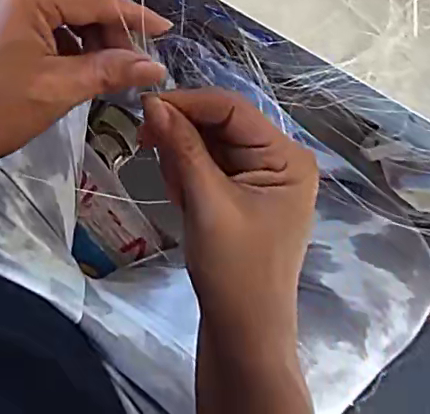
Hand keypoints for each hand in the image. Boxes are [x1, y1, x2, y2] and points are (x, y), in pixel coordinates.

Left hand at [0, 0, 170, 177]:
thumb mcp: (59, 88)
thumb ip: (110, 70)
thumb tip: (154, 65)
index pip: (93, 0)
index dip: (132, 17)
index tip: (166, 31)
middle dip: (110, 28)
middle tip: (134, 64)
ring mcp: (5, 7)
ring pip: (64, 12)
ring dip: (90, 37)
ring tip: (109, 73)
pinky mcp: (1, 25)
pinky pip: (45, 25)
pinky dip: (68, 44)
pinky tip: (81, 70)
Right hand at [140, 89, 316, 345]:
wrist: (241, 328)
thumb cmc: (235, 269)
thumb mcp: (206, 201)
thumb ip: (181, 146)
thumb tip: (151, 100)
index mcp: (286, 157)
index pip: (229, 107)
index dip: (186, 102)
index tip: (143, 108)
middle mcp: (276, 156)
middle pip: (214, 118)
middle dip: (179, 132)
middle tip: (147, 147)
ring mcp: (257, 170)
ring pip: (202, 135)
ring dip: (178, 153)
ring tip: (175, 190)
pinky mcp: (237, 184)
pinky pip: (200, 155)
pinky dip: (181, 167)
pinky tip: (180, 195)